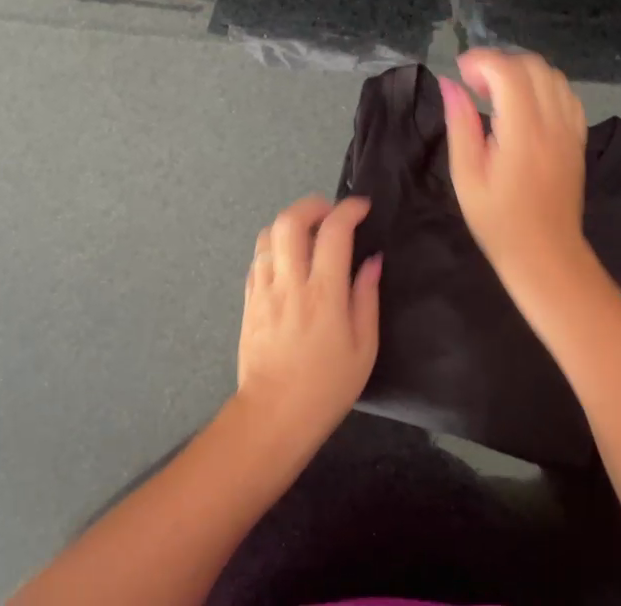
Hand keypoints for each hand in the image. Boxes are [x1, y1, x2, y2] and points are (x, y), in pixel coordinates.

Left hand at [235, 195, 381, 452]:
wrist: (273, 415)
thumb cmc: (326, 386)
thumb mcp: (364, 348)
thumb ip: (366, 298)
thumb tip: (371, 261)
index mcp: (324, 294)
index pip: (333, 232)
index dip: (349, 210)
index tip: (361, 208)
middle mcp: (290, 283)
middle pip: (290, 220)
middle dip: (312, 205)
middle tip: (330, 214)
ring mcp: (263, 290)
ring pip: (268, 235)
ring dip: (290, 226)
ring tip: (308, 238)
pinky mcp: (248, 300)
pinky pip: (258, 259)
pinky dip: (275, 249)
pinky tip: (289, 264)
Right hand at [441, 50, 592, 279]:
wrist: (545, 254)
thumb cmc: (497, 221)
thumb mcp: (466, 176)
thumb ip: (460, 125)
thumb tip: (450, 84)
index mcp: (523, 133)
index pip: (509, 72)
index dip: (482, 61)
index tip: (460, 73)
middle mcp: (552, 124)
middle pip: (534, 66)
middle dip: (500, 63)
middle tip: (474, 84)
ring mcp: (570, 131)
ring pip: (553, 76)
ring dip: (522, 73)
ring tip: (496, 93)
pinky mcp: (577, 139)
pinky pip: (566, 95)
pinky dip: (543, 87)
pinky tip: (523, 106)